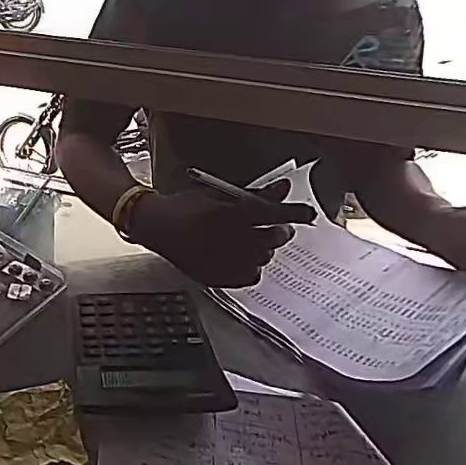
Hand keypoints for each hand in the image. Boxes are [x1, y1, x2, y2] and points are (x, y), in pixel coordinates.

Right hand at [127, 185, 316, 288]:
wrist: (156, 225)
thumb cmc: (186, 206)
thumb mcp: (220, 193)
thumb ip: (255, 194)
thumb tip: (283, 188)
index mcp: (229, 214)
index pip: (273, 214)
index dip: (295, 213)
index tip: (309, 213)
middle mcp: (228, 239)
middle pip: (271, 237)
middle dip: (279, 230)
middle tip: (278, 227)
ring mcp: (222, 261)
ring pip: (262, 258)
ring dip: (264, 248)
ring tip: (254, 241)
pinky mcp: (216, 277)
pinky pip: (249, 276)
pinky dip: (252, 267)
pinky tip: (244, 258)